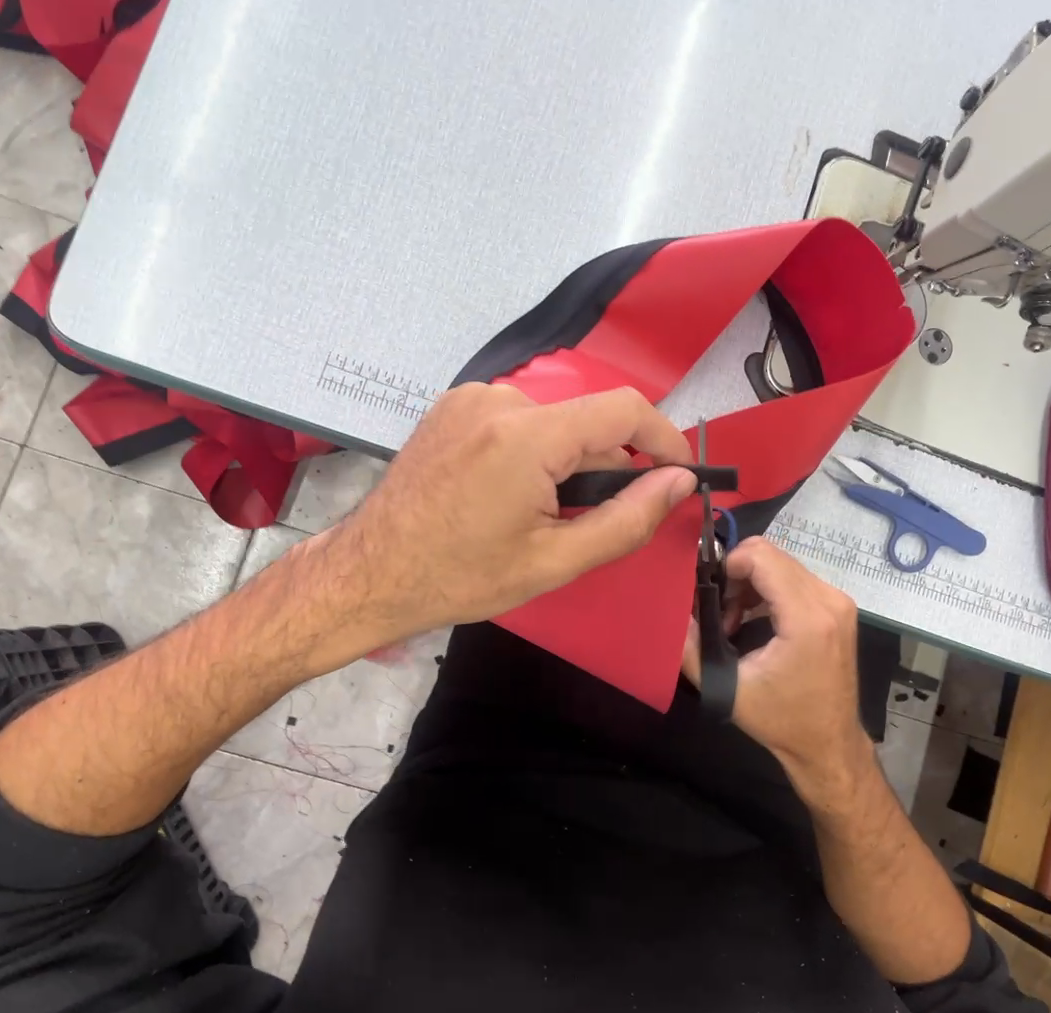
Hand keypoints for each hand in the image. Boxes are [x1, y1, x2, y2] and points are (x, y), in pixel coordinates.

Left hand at [336, 382, 696, 634]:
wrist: (371, 572)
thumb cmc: (460, 576)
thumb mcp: (553, 562)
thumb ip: (626, 520)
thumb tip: (678, 483)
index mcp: (525, 435)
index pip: (624, 409)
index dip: (664, 438)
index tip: (679, 473)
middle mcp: (498, 398)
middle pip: (585, 422)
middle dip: (604, 468)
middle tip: (589, 522)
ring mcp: (470, 398)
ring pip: (553, 423)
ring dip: (564, 463)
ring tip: (537, 517)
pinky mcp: (452, 406)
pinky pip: (517, 420)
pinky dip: (531, 452)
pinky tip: (507, 495)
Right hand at [683, 538, 868, 783]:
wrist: (828, 743)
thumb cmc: (780, 719)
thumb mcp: (727, 687)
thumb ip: (692, 648)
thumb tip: (671, 613)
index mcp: (807, 619)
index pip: (762, 557)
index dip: (728, 565)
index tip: (709, 595)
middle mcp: (829, 600)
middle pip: (771, 555)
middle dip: (736, 576)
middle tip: (718, 613)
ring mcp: (838, 601)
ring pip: (782, 563)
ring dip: (750, 583)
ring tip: (733, 621)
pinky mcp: (837, 607)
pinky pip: (795, 577)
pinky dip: (768, 589)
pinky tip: (754, 620)